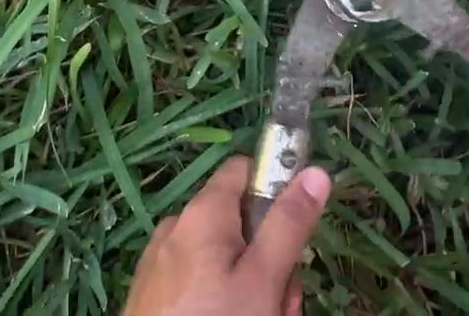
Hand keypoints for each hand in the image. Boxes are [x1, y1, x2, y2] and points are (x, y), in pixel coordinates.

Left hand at [123, 156, 331, 315]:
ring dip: (250, 285)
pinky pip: (197, 282)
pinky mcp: (152, 297)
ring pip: (221, 260)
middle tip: (284, 298)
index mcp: (202, 211)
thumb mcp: (263, 280)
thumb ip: (289, 225)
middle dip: (269, 256)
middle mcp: (177, 227)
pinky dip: (219, 300)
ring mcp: (160, 264)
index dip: (276, 188)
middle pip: (238, 222)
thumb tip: (316, 171)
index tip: (295, 227)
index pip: (245, 169)